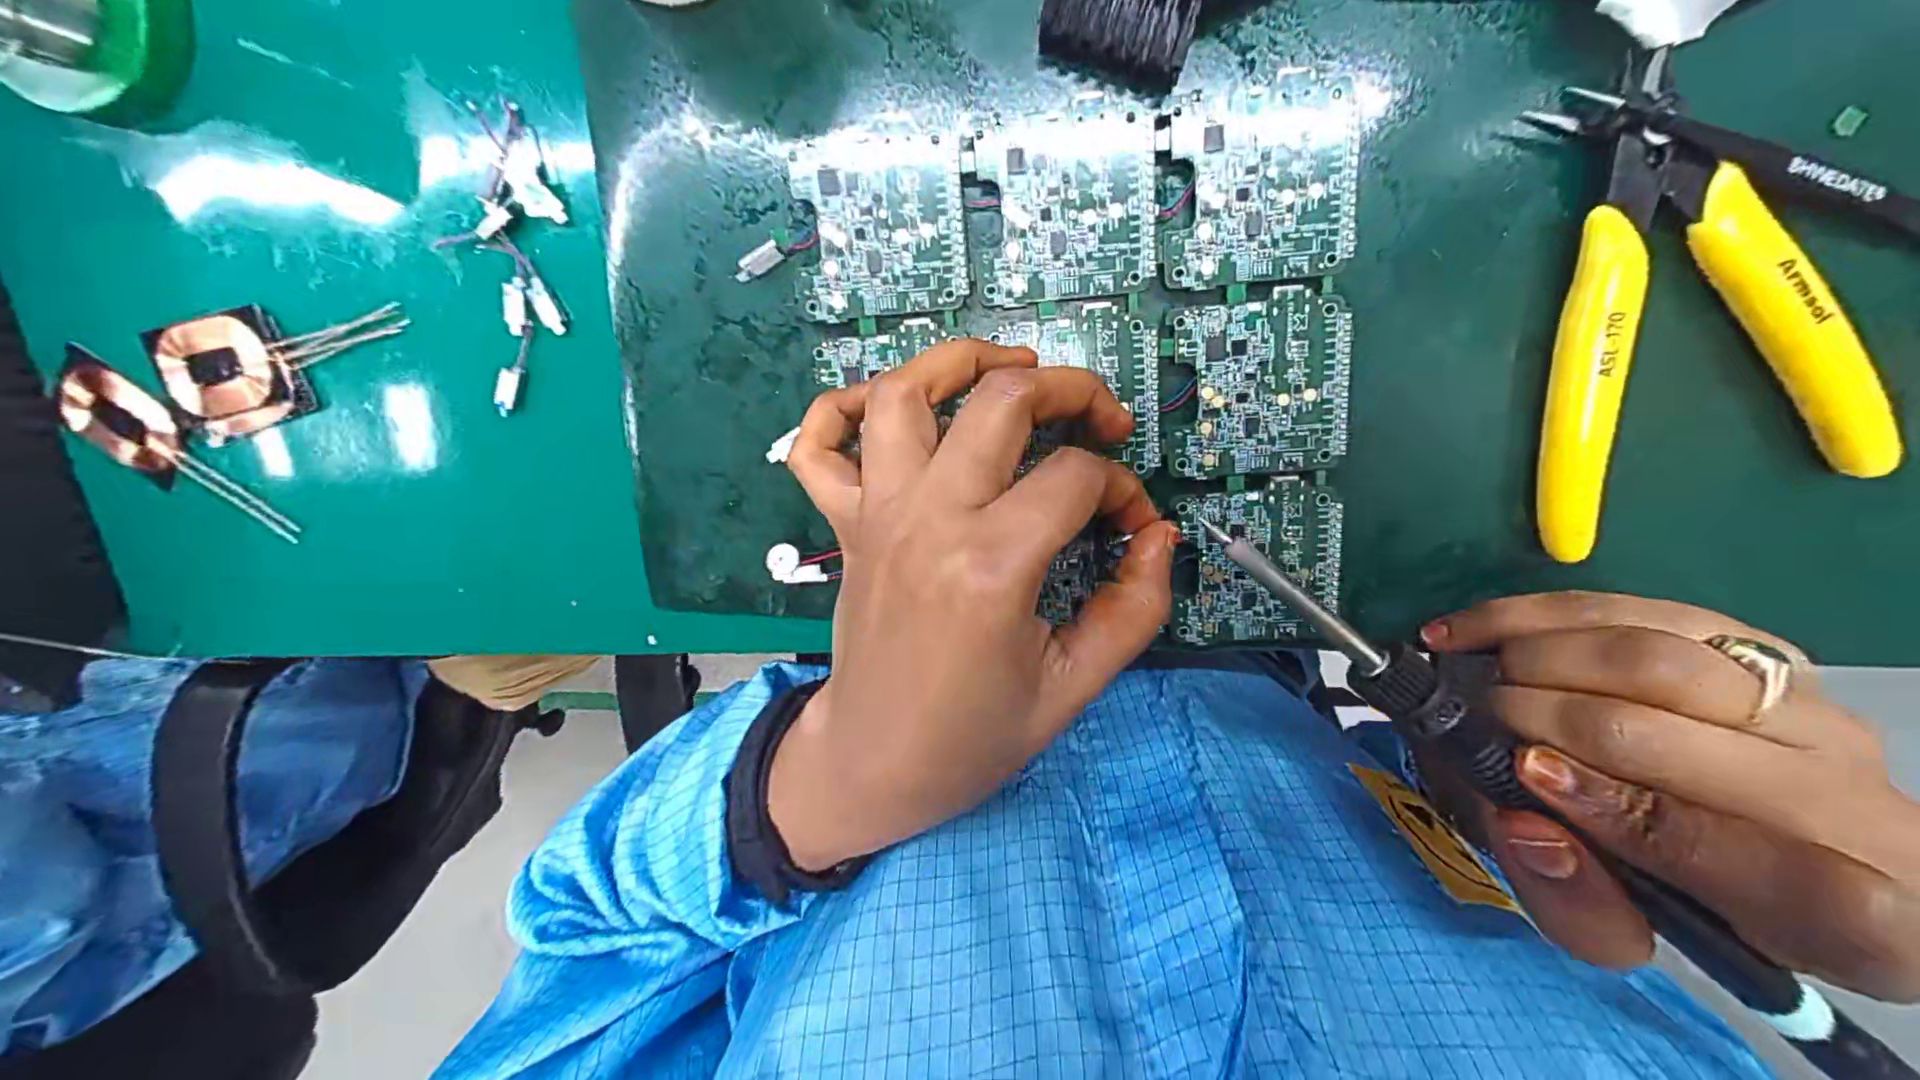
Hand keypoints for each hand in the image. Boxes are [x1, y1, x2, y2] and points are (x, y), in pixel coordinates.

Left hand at [772, 339, 1179, 870]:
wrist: (875, 763)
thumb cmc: (973, 737)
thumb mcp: (1074, 685)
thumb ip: (1134, 608)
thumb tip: (1159, 537)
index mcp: (993, 564)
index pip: (1079, 480)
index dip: (1124, 491)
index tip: (1132, 526)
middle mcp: (930, 519)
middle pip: (1002, 402)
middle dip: (1069, 388)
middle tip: (1098, 416)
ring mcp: (877, 515)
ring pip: (903, 395)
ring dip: (958, 361)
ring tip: (1008, 368)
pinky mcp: (844, 526)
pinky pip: (818, 443)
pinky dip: (843, 407)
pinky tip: (890, 408)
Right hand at [1424, 591, 1919, 1001]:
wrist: (1726, 822)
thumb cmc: (1659, 884)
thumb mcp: (1618, 930)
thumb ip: (1574, 903)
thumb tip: (1522, 822)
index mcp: (1846, 922)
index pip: (1776, 880)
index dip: (1630, 818)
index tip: (1527, 774)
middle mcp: (1854, 810)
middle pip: (1663, 736)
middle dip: (1538, 716)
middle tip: (1478, 718)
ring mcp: (1808, 716)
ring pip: (1647, 659)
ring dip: (1532, 659)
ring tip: (1475, 673)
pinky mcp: (1752, 648)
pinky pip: (1630, 612)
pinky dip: (1530, 616)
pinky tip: (1471, 632)